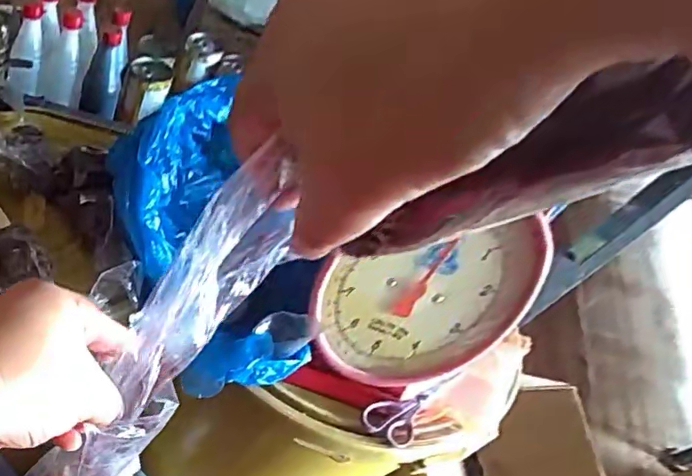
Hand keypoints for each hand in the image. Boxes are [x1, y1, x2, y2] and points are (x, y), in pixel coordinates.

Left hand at [0, 281, 131, 465]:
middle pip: (72, 354)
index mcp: (53, 302)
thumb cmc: (30, 390)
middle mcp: (21, 311)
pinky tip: (48, 438)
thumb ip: (109, 400)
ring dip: (65, 410)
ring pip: (46, 376)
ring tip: (73, 437)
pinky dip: (36, 411)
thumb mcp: (90, 396)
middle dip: (89, 392)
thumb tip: (103, 407)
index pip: (103, 325)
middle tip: (100, 416)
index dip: (125, 348)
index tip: (138, 362)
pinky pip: (20, 387)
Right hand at [231, 0, 641, 255]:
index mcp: (276, 59)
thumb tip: (304, 237)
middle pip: (296, 95)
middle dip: (319, 145)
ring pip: (347, 62)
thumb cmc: (423, 107)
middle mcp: (308, 5)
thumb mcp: (357, 195)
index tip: (301, 207)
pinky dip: (407, 64)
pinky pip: (395, 29)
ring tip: (411, 134)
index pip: (247, 131)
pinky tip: (444, 82)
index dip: (267, 180)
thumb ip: (316, 226)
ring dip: (364, 107)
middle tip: (358, 178)